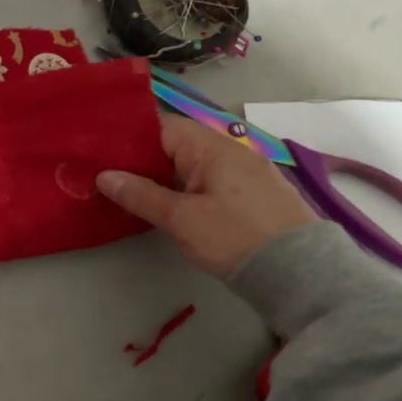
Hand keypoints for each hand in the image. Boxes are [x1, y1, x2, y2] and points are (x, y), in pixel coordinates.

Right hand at [97, 112, 319, 278]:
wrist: (302, 274)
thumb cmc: (235, 236)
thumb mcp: (180, 218)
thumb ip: (140, 194)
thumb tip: (105, 176)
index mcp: (213, 149)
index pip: (163, 126)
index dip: (129, 135)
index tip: (99, 150)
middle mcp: (232, 153)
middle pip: (175, 144)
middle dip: (140, 157)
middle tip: (105, 172)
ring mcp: (245, 174)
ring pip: (190, 164)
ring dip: (160, 174)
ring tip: (127, 189)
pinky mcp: (250, 195)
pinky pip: (205, 180)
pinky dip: (181, 186)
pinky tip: (165, 203)